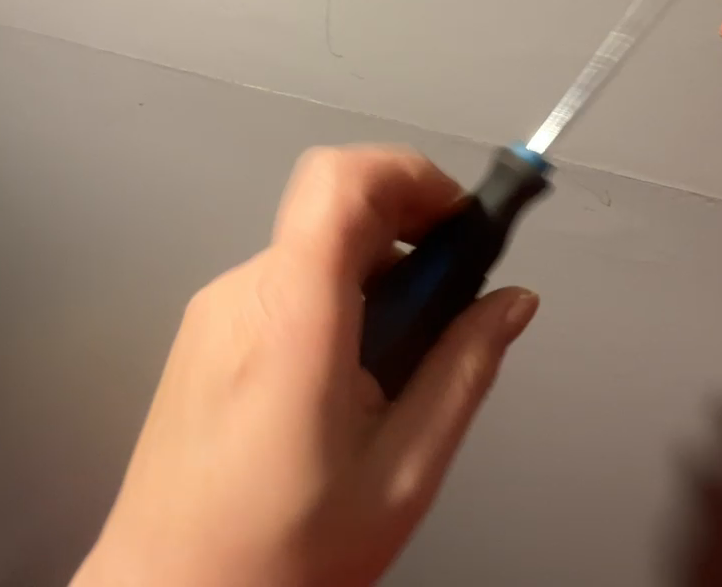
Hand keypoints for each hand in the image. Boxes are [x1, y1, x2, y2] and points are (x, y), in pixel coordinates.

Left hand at [73, 146, 538, 586]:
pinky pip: (293, 275)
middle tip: (449, 294)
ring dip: (380, 267)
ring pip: (322, 241)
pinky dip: (342, 290)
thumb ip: (464, 369)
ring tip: (399, 355)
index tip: (460, 217)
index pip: (344, 181)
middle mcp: (246, 294)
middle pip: (341, 203)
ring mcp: (219, 307)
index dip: (412, 174)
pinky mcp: (209, 326)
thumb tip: (512, 303)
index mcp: (294, 319)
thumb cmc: (276, 557)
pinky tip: (353, 368)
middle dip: (412, 225)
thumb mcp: (403, 471)